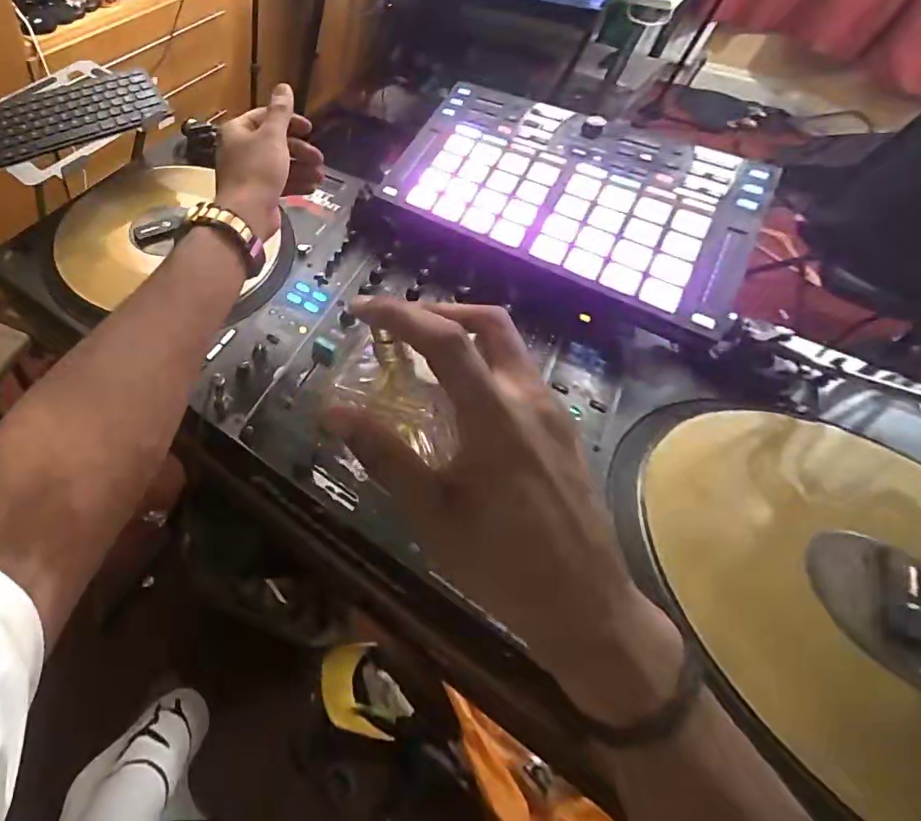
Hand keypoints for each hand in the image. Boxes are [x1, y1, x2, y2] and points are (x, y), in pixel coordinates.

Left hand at [214, 84, 324, 240]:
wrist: (246, 213)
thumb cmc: (258, 169)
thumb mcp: (272, 135)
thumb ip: (280, 111)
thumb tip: (282, 86)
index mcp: (237, 132)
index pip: (263, 116)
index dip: (287, 120)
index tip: (308, 128)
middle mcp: (239, 150)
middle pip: (274, 141)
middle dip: (299, 148)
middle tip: (318, 157)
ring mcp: (247, 173)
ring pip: (278, 163)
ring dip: (302, 167)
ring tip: (320, 175)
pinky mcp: (256, 192)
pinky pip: (277, 182)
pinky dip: (295, 182)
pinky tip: (312, 186)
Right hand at [322, 298, 681, 721]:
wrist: (589, 611)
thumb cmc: (500, 563)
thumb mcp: (429, 512)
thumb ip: (382, 454)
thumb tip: (331, 412)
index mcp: (496, 418)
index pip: (446, 340)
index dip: (399, 315)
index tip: (358, 310)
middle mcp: (529, 403)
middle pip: (489, 324)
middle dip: (435, 310)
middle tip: (391, 324)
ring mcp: (552, 416)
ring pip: (507, 347)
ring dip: (457, 334)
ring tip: (411, 354)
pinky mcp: (561, 434)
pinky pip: (515, 374)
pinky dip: (477, 362)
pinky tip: (450, 398)